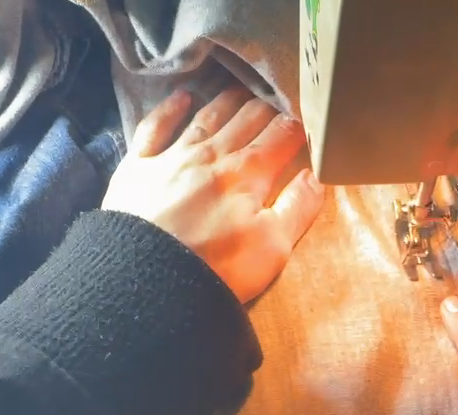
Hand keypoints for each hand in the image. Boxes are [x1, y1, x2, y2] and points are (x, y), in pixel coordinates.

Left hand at [101, 87, 324, 302]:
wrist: (151, 280)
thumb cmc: (219, 267)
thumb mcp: (273, 247)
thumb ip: (297, 208)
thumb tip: (317, 176)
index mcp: (248, 173)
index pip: (281, 136)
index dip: (298, 125)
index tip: (309, 121)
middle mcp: (212, 154)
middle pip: (246, 118)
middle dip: (267, 108)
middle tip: (278, 102)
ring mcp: (173, 156)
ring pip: (207, 116)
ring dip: (227, 101)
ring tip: (241, 91)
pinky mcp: (140, 167)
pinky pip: (156, 126)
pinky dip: (171, 109)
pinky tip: (183, 98)